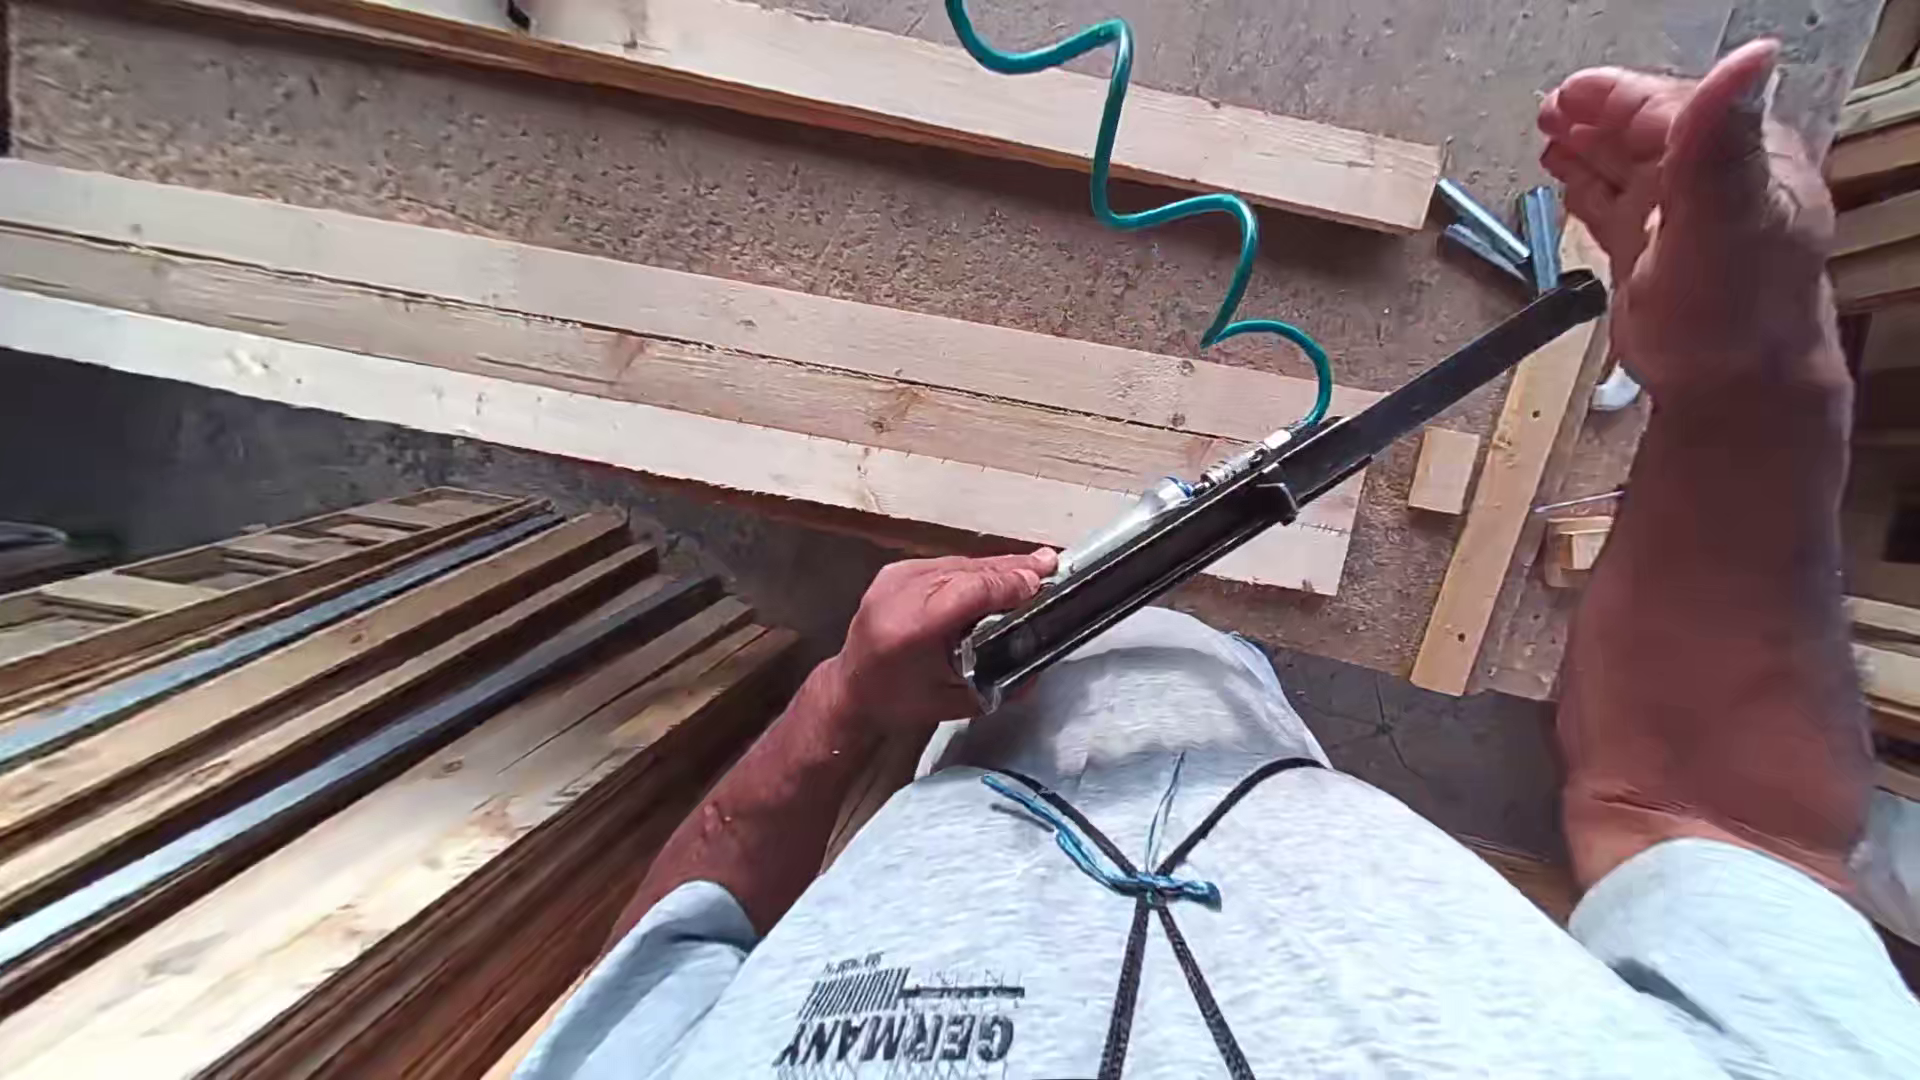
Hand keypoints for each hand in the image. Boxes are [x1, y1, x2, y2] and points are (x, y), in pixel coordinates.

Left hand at [822, 549, 1056, 733]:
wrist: (851, 687)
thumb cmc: (900, 700)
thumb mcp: (954, 701)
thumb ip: (998, 684)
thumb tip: (1039, 668)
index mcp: (909, 629)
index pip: (966, 592)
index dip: (1006, 584)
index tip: (1039, 584)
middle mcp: (899, 594)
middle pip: (966, 571)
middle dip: (1010, 569)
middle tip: (1049, 566)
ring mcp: (895, 577)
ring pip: (958, 563)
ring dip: (997, 566)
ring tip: (1033, 566)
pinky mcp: (897, 571)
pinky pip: (946, 564)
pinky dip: (976, 569)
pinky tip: (1000, 571)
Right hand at [1538, 39, 1846, 402]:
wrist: (1727, 377)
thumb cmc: (1723, 308)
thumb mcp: (1721, 223)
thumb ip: (1719, 148)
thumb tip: (1748, 56)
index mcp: (1731, 162)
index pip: (1669, 112)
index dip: (1618, 98)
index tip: (1566, 92)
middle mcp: (1708, 182)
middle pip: (1647, 133)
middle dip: (1599, 116)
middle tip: (1549, 109)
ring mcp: (1677, 220)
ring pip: (1627, 168)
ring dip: (1589, 150)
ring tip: (1551, 136)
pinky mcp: (1648, 255)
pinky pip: (1614, 208)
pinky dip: (1589, 190)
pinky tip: (1569, 183)